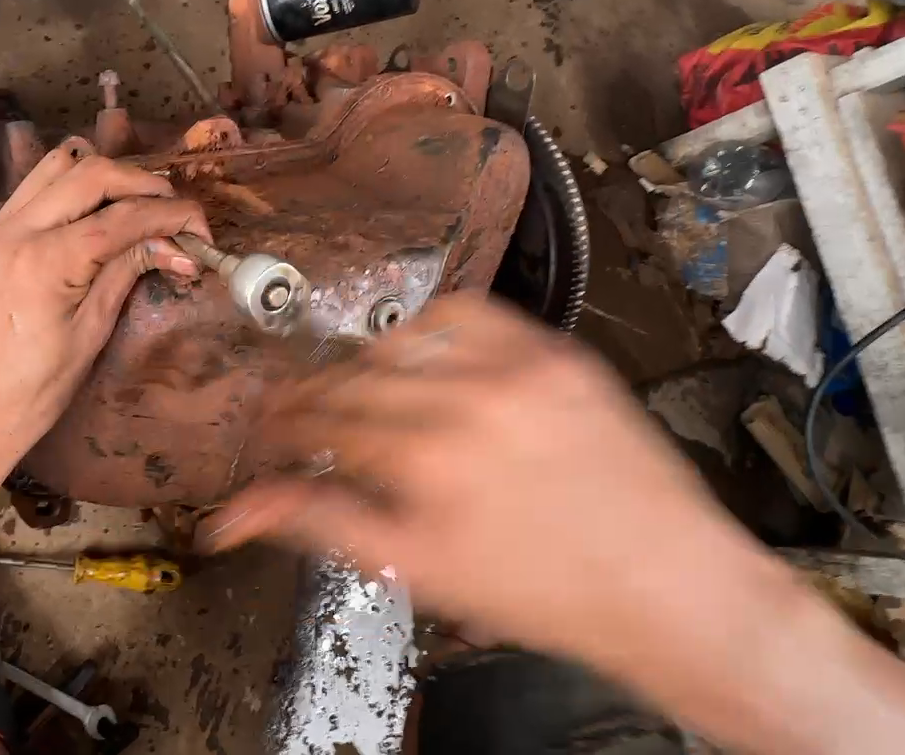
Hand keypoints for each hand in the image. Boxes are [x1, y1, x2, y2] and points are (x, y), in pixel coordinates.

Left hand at [0, 138, 209, 469]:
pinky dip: (73, 185)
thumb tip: (178, 245)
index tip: (200, 226)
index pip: (119, 217)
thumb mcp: (93, 330)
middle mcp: (16, 230)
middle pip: (90, 174)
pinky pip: (36, 185)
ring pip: (58, 166)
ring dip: (105, 174)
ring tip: (139, 202)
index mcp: (44, 262)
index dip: (168, 215)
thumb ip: (129, 271)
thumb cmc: (38, 388)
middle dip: (142, 183)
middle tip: (175, 209)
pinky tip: (97, 208)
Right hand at [198, 293, 768, 673]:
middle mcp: (462, 397)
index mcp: (423, 457)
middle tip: (294, 410)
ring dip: (363, 360)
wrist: (673, 589)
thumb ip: (317, 521)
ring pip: (400, 338)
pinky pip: (470, 314)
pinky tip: (421, 353)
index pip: (320, 419)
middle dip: (312, 395)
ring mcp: (514, 367)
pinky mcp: (554, 352)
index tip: (267, 428)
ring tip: (354, 387)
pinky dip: (430, 327)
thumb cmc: (537, 591)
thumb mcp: (415, 567)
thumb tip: (230, 516)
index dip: (283, 422)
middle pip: (352, 377)